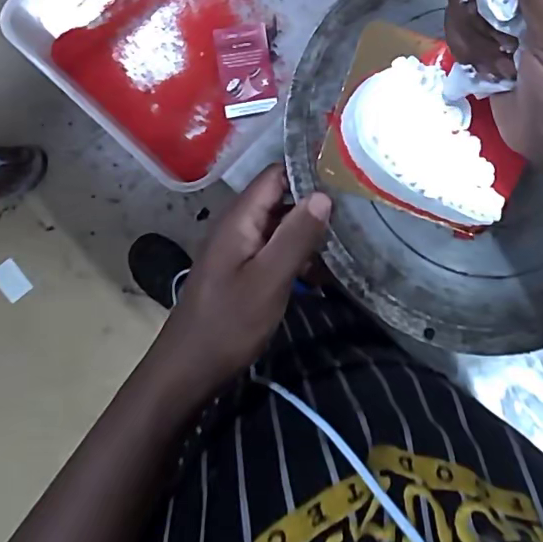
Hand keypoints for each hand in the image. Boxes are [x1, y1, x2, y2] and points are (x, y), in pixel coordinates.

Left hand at [156, 164, 331, 391]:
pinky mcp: (241, 272)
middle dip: (314, 200)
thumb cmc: (228, 323)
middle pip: (279, 198)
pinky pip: (273, 250)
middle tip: (355, 206)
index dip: (307, 169)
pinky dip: (297, 254)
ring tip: (348, 236)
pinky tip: (322, 271)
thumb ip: (295, 236)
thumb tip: (323, 195)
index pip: (275, 175)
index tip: (344, 174)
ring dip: (308, 230)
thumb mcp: (269, 279)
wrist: (187, 371)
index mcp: (239, 219)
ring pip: (278, 226)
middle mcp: (236, 227)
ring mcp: (237, 250)